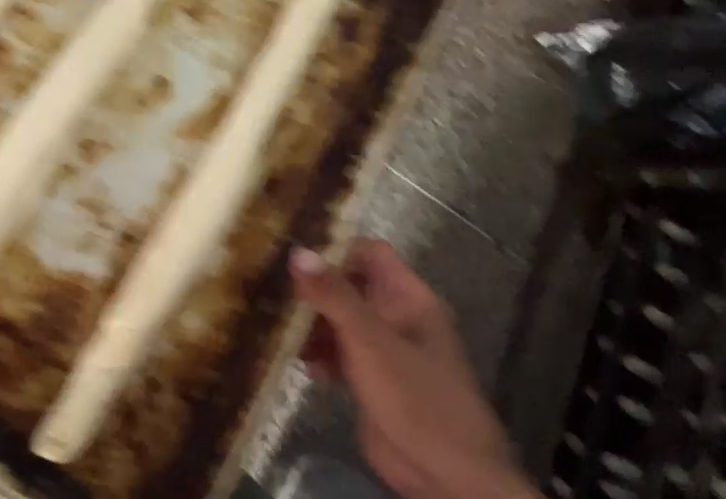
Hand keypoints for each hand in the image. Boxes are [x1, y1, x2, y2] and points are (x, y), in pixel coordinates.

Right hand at [293, 240, 534, 498]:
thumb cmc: (416, 396)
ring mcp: (386, 350)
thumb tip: (297, 251)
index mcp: (409, 299)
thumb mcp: (370, 340)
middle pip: (351, 285)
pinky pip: (341, 353)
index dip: (336, 249)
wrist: (448, 475)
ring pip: (342, 320)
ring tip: (284, 330)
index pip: (370, 253)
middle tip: (277, 292)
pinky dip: (322, 354)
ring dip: (314, 324)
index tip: (296, 258)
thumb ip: (333, 295)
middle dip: (316, 289)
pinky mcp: (374, 380)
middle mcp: (398, 318)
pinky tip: (304, 365)